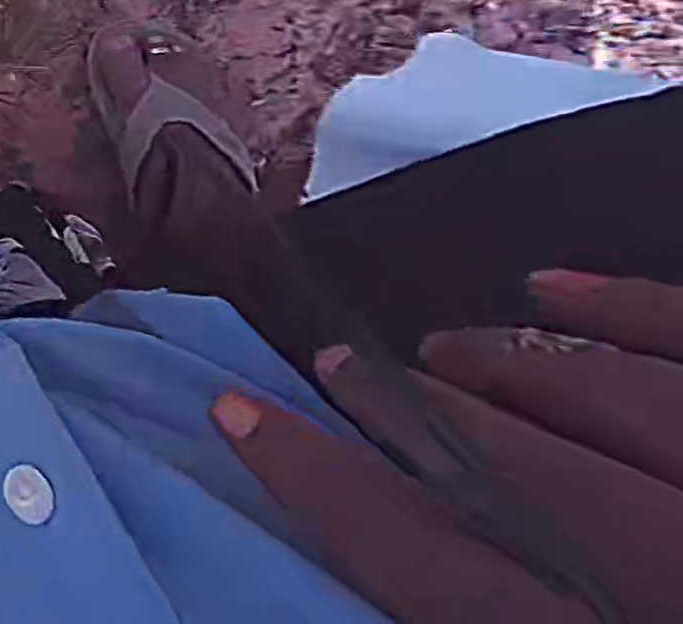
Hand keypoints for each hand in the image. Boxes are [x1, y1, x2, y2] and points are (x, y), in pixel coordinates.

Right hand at [213, 271, 682, 621]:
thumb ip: (485, 621)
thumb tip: (388, 589)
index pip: (433, 567)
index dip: (320, 483)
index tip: (234, 412)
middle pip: (521, 477)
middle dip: (405, 410)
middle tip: (339, 369)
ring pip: (624, 403)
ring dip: (506, 363)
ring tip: (448, 347)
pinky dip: (642, 312)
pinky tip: (561, 284)